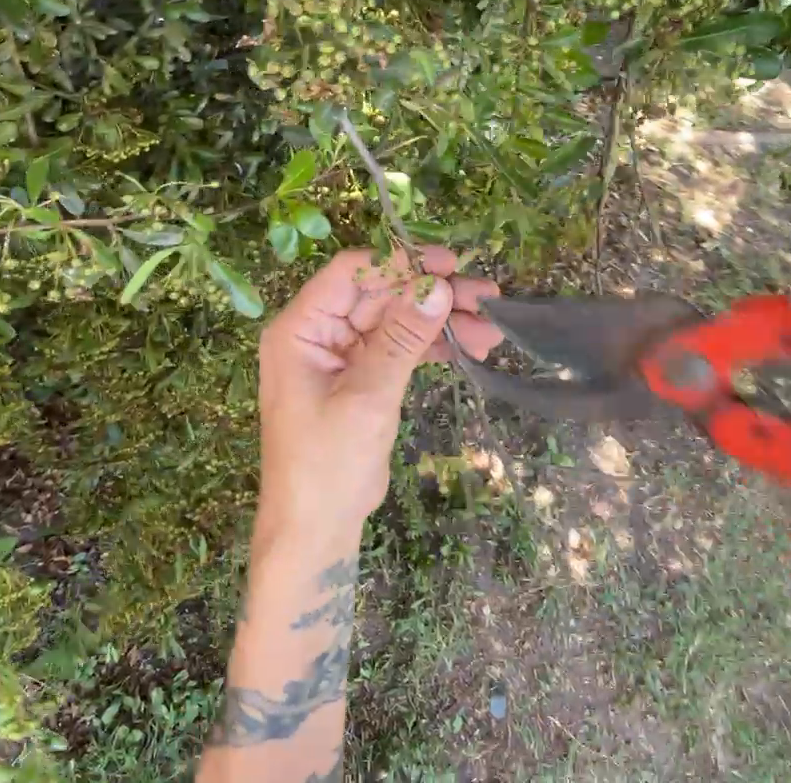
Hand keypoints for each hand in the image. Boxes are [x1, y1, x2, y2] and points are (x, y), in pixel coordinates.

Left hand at [255, 247, 501, 544]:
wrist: (316, 527)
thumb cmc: (327, 463)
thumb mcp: (367, 397)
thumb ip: (401, 339)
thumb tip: (437, 287)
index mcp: (300, 328)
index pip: (350, 273)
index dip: (400, 262)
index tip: (450, 264)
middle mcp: (318, 333)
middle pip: (379, 295)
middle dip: (431, 295)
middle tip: (486, 295)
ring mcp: (340, 355)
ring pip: (394, 320)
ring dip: (439, 321)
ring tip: (490, 327)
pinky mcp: (361, 377)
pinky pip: (398, 348)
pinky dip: (431, 347)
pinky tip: (471, 348)